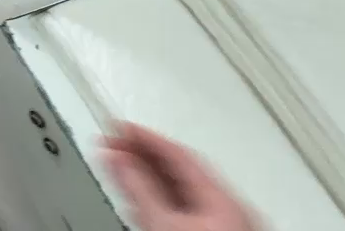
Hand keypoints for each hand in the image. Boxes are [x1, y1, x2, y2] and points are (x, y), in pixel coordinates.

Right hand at [102, 123, 256, 230]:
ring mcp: (228, 227)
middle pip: (182, 170)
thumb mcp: (161, 222)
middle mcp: (233, 211)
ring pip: (183, 190)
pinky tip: (140, 199)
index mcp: (224, 200)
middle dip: (142, 154)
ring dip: (148, 175)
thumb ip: (135, 185)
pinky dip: (159, 196)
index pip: (179, 153)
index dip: (144, 135)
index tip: (115, 124)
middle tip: (111, 141)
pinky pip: (186, 208)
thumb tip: (115, 155)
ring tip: (118, 166)